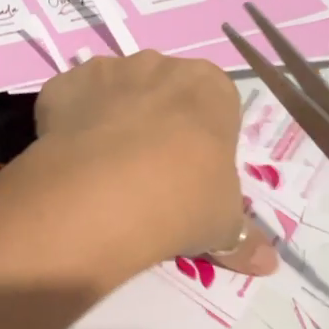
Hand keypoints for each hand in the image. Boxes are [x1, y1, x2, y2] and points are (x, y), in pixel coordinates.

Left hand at [1, 51, 277, 276]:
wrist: (107, 192)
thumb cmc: (185, 198)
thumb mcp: (224, 225)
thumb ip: (244, 238)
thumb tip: (266, 263)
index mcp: (210, 86)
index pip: (213, 104)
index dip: (201, 139)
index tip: (191, 172)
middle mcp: (158, 64)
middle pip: (160, 91)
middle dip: (154, 122)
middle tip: (147, 172)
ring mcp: (106, 69)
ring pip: (111, 92)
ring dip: (110, 119)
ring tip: (104, 170)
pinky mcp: (62, 83)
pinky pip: (68, 100)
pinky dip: (68, 122)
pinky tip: (72, 160)